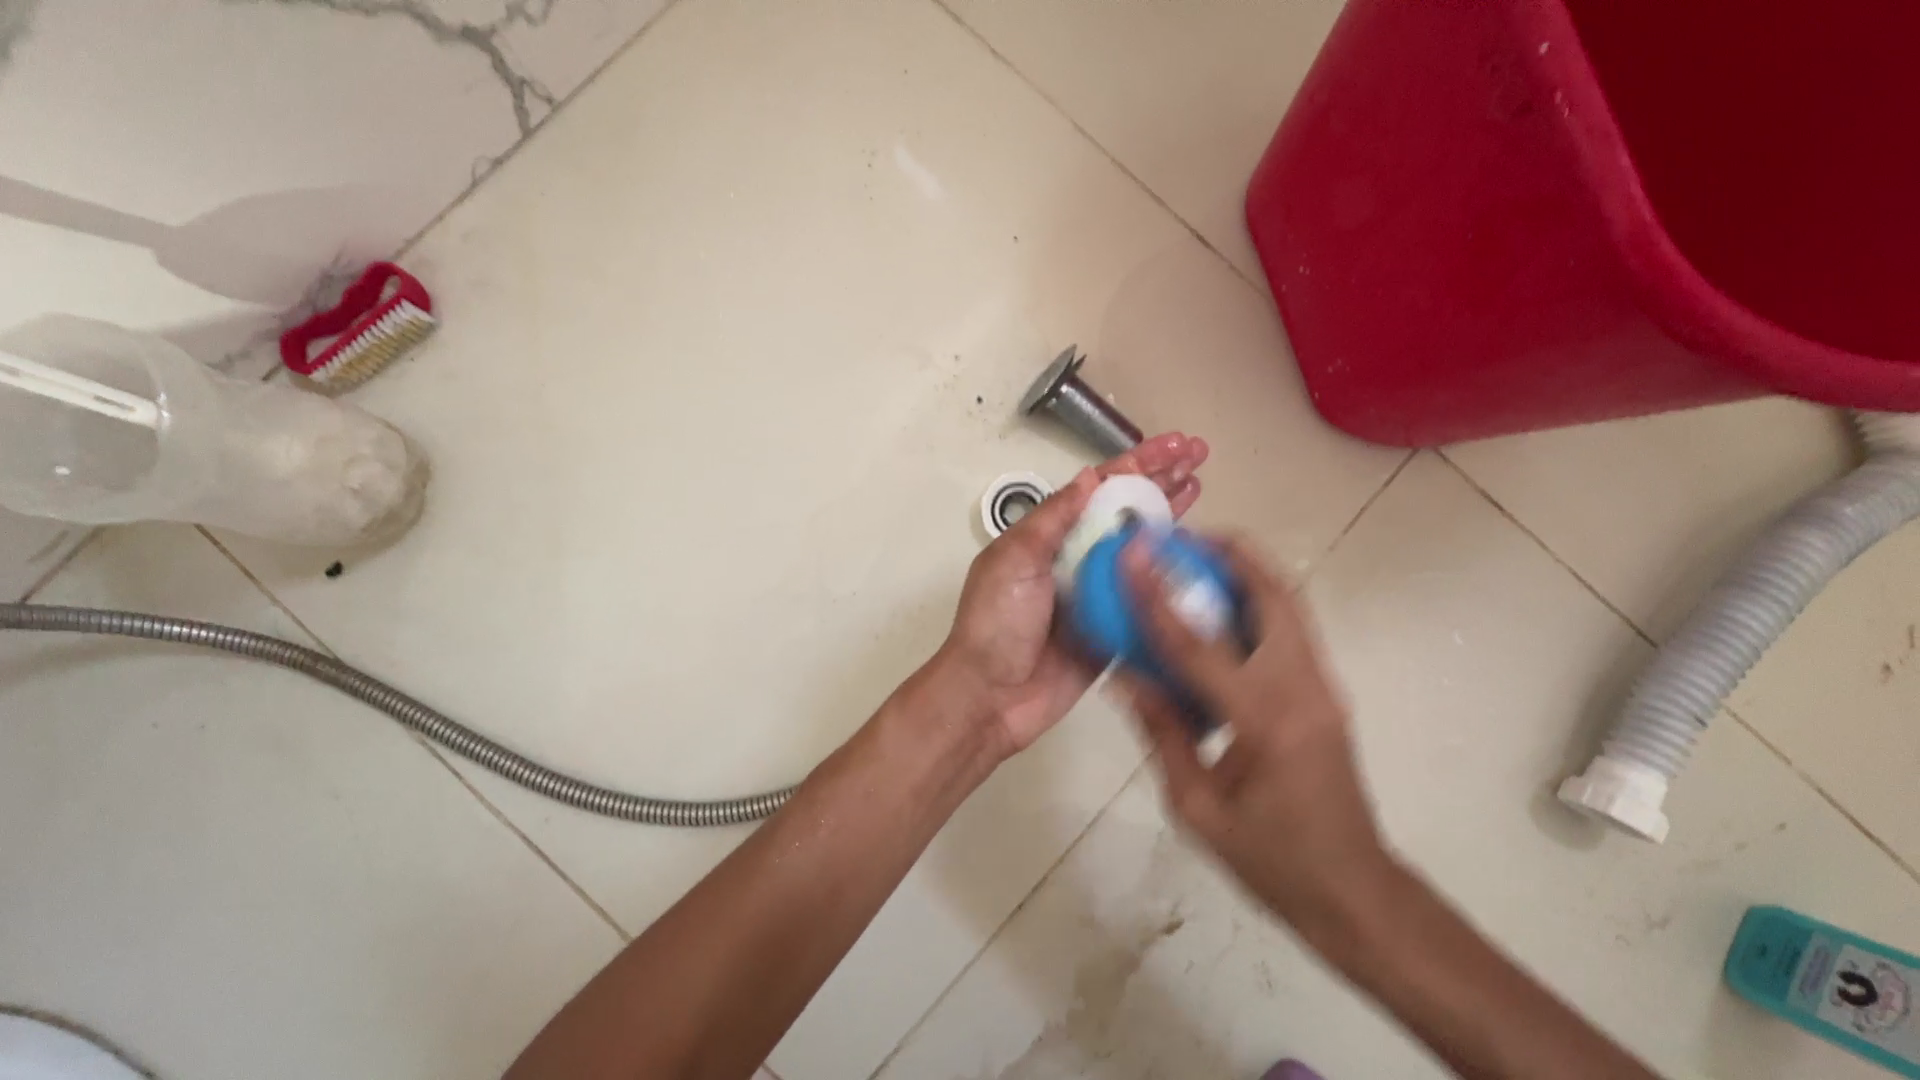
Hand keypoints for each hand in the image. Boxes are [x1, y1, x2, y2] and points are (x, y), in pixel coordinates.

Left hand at [933, 432, 1208, 759]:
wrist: (992, 696)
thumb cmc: (996, 623)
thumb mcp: (1015, 559)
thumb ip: (1054, 519)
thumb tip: (1091, 476)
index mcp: (1050, 537)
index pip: (1099, 490)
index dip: (1137, 464)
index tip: (1173, 446)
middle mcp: (1076, 558)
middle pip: (1126, 511)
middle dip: (1161, 480)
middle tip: (1199, 455)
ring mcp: (1098, 593)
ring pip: (1141, 547)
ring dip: (1170, 516)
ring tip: (1200, 484)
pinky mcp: (1114, 628)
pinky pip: (1147, 595)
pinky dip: (1170, 574)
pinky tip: (1196, 553)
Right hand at [1119, 536, 1396, 940]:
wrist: (1354, 890)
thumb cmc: (1271, 859)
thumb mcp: (1197, 805)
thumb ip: (1162, 732)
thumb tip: (1125, 675)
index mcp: (1264, 719)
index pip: (1198, 643)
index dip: (1158, 595)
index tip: (1134, 553)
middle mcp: (1302, 688)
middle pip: (1270, 595)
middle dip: (1228, 554)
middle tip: (1181, 536)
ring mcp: (1323, 687)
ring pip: (1289, 605)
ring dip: (1247, 572)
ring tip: (1200, 556)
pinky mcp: (1326, 693)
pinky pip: (1290, 630)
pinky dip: (1257, 603)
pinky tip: (1221, 610)